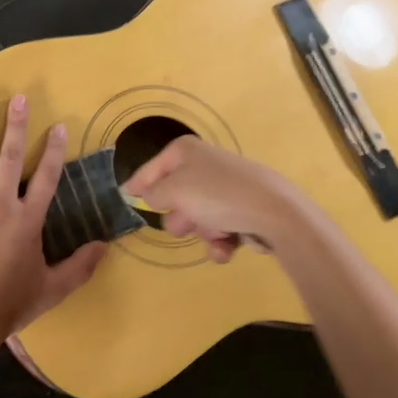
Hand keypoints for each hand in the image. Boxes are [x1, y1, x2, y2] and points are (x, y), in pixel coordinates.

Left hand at [0, 95, 106, 350]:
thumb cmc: (10, 304)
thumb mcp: (53, 289)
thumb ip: (80, 266)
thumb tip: (106, 246)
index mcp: (28, 219)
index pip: (46, 176)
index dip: (53, 150)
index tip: (57, 126)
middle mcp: (0, 203)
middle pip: (10, 156)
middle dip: (15, 124)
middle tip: (19, 98)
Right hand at [120, 136, 306, 261]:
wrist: (273, 210)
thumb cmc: (216, 194)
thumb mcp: (174, 191)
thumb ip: (154, 194)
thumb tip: (152, 195)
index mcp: (185, 151)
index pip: (152, 167)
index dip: (138, 182)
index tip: (125, 195)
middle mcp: (204, 164)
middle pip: (176, 196)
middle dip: (180, 216)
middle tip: (187, 223)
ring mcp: (225, 187)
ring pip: (198, 217)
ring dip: (202, 232)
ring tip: (216, 236)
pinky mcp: (242, 208)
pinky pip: (219, 228)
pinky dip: (220, 240)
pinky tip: (227, 247)